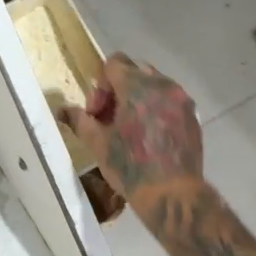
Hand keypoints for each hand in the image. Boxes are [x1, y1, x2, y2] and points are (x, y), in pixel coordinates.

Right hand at [57, 53, 201, 201]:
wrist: (171, 193)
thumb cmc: (130, 167)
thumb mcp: (98, 145)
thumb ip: (80, 121)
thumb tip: (63, 110)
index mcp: (137, 88)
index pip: (114, 63)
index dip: (100, 85)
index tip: (97, 112)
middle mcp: (163, 86)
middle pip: (135, 71)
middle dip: (118, 90)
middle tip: (110, 119)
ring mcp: (181, 100)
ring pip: (154, 85)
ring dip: (137, 99)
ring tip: (129, 128)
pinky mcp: (192, 115)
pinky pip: (169, 100)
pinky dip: (154, 110)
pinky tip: (148, 137)